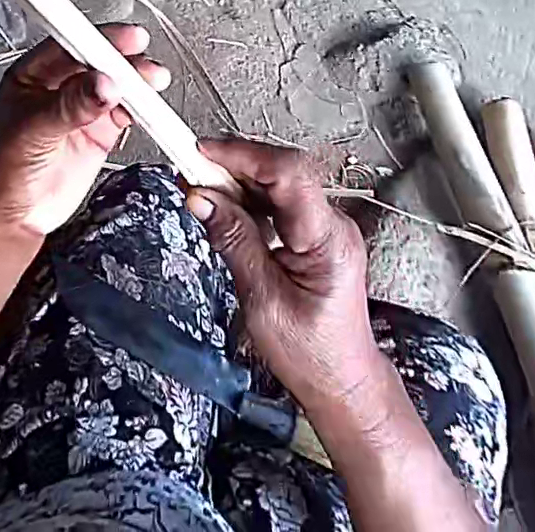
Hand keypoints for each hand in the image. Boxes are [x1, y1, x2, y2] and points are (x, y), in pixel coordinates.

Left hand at [0, 24, 169, 238]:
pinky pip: (126, 112)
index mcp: (34, 73)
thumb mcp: (32, 131)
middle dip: (125, 61)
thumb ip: (70, 106)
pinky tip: (151, 109)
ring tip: (154, 84)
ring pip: (116, 85)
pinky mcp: (100, 131)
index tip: (128, 39)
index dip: (101, 39)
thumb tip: (104, 84)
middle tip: (145, 66)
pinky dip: (141, 109)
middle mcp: (60, 85)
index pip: (72, 45)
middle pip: (99, 62)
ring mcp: (82, 108)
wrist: (7, 217)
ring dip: (137, 84)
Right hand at [186, 139, 383, 408]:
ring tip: (201, 188)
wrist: (343, 382)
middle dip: (233, 164)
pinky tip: (224, 206)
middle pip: (282, 171)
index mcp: (327, 240)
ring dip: (236, 180)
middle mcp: (333, 224)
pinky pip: (278, 200)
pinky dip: (247, 197)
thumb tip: (202, 199)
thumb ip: (233, 243)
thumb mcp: (262, 302)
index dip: (243, 156)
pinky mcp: (314, 232)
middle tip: (191, 169)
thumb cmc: (312, 355)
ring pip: (277, 182)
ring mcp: (325, 225)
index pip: (289, 175)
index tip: (202, 152)